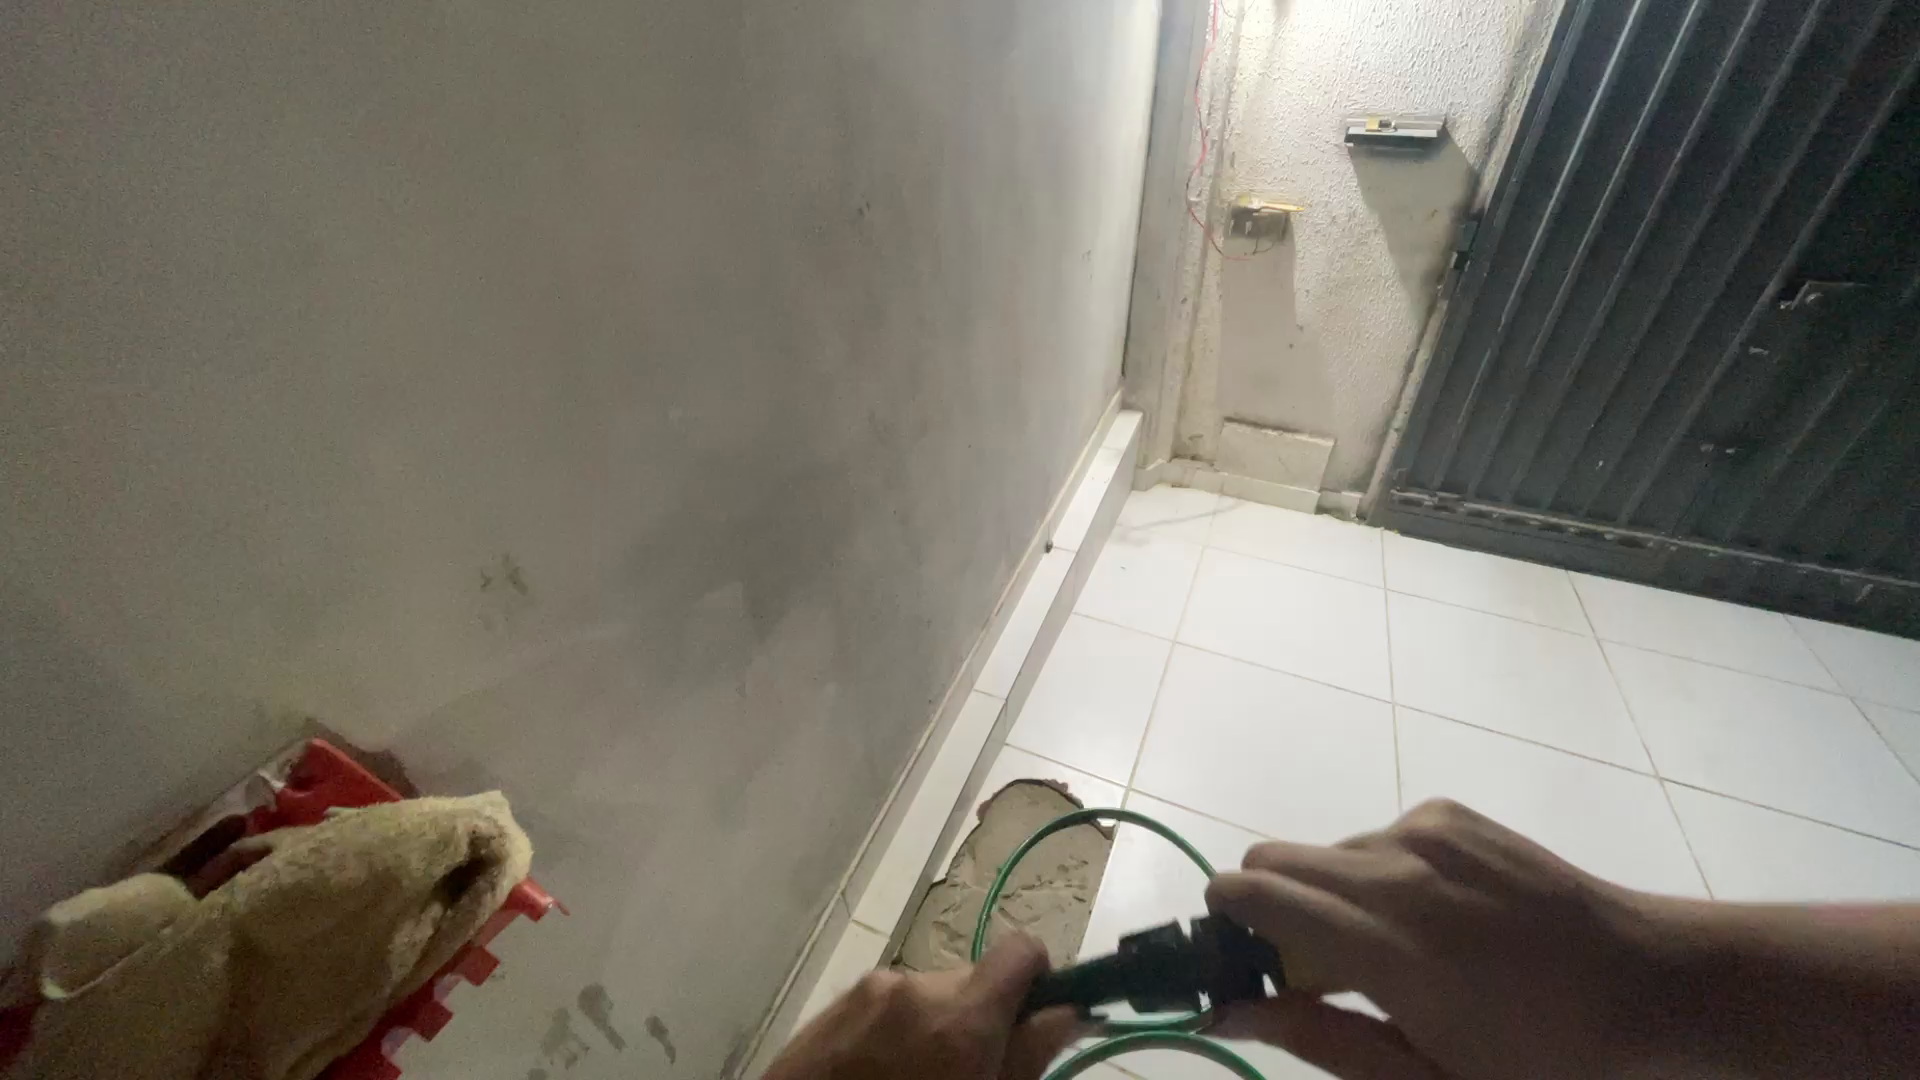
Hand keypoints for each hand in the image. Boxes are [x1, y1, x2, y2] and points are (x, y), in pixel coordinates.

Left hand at [764, 935, 1082, 1079]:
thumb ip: (1027, 1059)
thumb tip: (1068, 1012)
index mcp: (960, 1016)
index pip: (1022, 950)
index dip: (1037, 978)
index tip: (1032, 1018)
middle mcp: (918, 985)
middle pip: (976, 979)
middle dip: (982, 1018)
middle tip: (970, 1072)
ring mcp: (873, 987)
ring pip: (932, 993)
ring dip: (938, 1025)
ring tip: (916, 1078)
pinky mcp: (840, 998)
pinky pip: (891, 999)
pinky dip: (900, 1028)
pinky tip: (880, 1073)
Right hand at [1204, 799, 1656, 1079]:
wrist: (1661, 990)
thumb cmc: (1545, 1061)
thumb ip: (1319, 1039)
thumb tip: (1226, 1010)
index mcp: (1383, 944)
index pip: (1253, 891)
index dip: (1226, 912)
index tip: (1239, 947)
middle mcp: (1389, 868)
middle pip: (1271, 856)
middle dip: (1270, 900)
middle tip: (1321, 960)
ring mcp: (1418, 830)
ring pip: (1327, 853)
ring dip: (1335, 894)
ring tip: (1404, 940)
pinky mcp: (1443, 812)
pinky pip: (1377, 836)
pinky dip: (1383, 872)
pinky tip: (1444, 910)